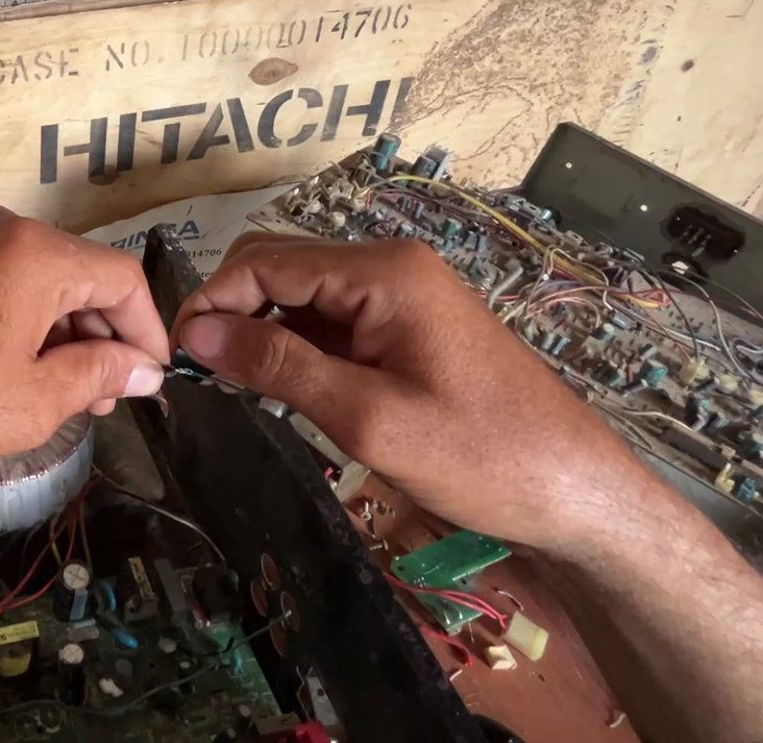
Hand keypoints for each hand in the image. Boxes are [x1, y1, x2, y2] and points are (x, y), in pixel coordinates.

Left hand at [0, 203, 170, 491]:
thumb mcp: (33, 401)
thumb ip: (100, 373)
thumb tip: (145, 368)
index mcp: (33, 251)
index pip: (120, 278)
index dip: (147, 330)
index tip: (153, 378)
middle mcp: (0, 228)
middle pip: (81, 274)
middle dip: (103, 335)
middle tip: (109, 397)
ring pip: (43, 280)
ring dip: (66, 332)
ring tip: (71, 394)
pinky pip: (5, 282)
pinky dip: (28, 321)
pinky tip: (29, 371)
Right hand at [171, 232, 658, 558]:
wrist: (585, 500)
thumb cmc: (483, 457)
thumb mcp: (367, 416)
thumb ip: (276, 365)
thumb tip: (194, 334)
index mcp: (381, 272)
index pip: (263, 261)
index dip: (210, 300)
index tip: (177, 352)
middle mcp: (386, 265)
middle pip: (276, 264)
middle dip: (228, 307)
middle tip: (199, 367)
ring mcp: (395, 292)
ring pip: (295, 289)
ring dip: (256, 325)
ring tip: (230, 379)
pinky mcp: (399, 321)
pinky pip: (323, 315)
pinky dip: (288, 341)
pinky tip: (275, 379)